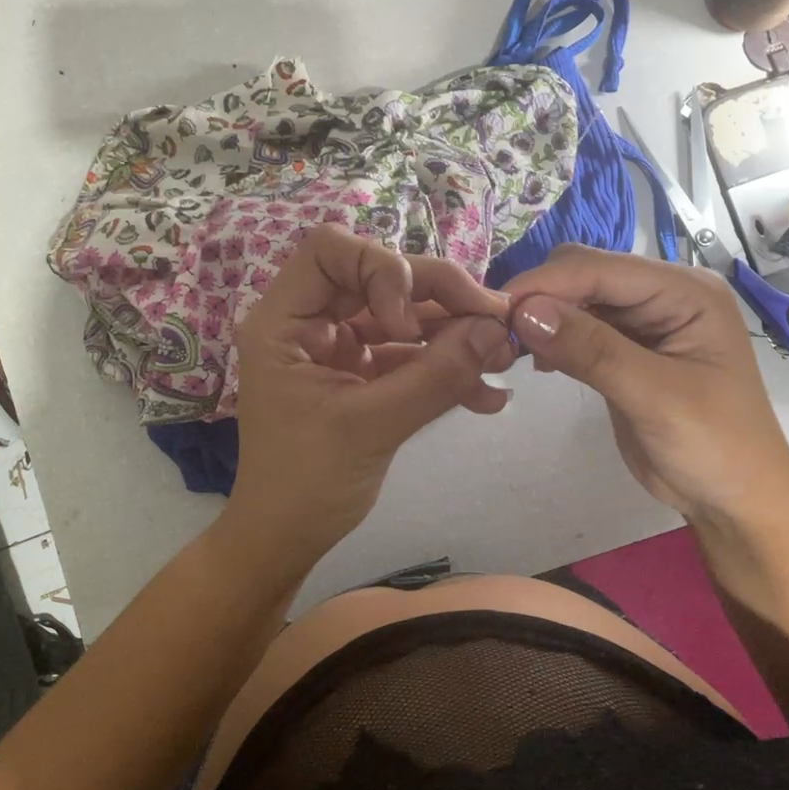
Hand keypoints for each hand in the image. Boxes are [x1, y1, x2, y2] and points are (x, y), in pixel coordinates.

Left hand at [226, 225, 516, 557]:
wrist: (288, 538)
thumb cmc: (306, 482)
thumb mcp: (371, 427)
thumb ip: (435, 377)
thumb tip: (499, 331)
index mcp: (285, 322)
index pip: (330, 250)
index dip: (379, 268)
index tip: (406, 322)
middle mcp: (309, 323)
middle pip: (380, 278)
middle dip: (439, 297)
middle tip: (497, 319)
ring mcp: (337, 348)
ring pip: (402, 316)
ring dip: (453, 333)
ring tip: (503, 357)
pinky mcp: (361, 376)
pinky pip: (408, 356)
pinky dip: (444, 369)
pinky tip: (487, 395)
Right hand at [502, 245, 788, 520]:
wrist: (735, 499)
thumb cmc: (715, 446)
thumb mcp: (654, 397)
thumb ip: (591, 350)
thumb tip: (524, 312)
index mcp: (685, 292)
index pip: (599, 268)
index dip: (545, 284)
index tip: (493, 313)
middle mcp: (663, 295)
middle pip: (584, 273)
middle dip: (540, 296)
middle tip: (499, 334)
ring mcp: (643, 322)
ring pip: (575, 299)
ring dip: (541, 316)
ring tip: (508, 347)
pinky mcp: (623, 350)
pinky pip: (577, 327)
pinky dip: (551, 337)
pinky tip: (535, 361)